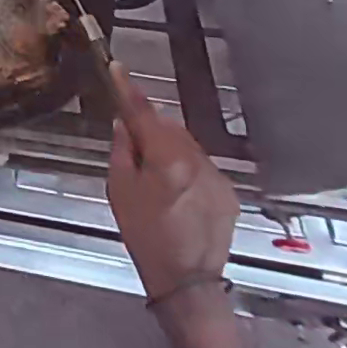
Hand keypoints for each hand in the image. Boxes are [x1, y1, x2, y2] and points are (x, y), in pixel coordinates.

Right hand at [106, 63, 238, 301]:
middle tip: (133, 148)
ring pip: (186, 146)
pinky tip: (176, 195)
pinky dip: (186, 169)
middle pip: (168, 128)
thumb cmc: (144, 236)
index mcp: (165, 160)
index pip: (142, 114)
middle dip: (150, 129)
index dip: (128, 90)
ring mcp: (216, 175)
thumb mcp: (120, 191)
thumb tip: (125, 125)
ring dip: (169, 150)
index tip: (118, 68)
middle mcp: (195, 161)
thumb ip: (123, 151)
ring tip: (154, 179)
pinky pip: (201, 166)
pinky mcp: (227, 190)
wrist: (186, 279)